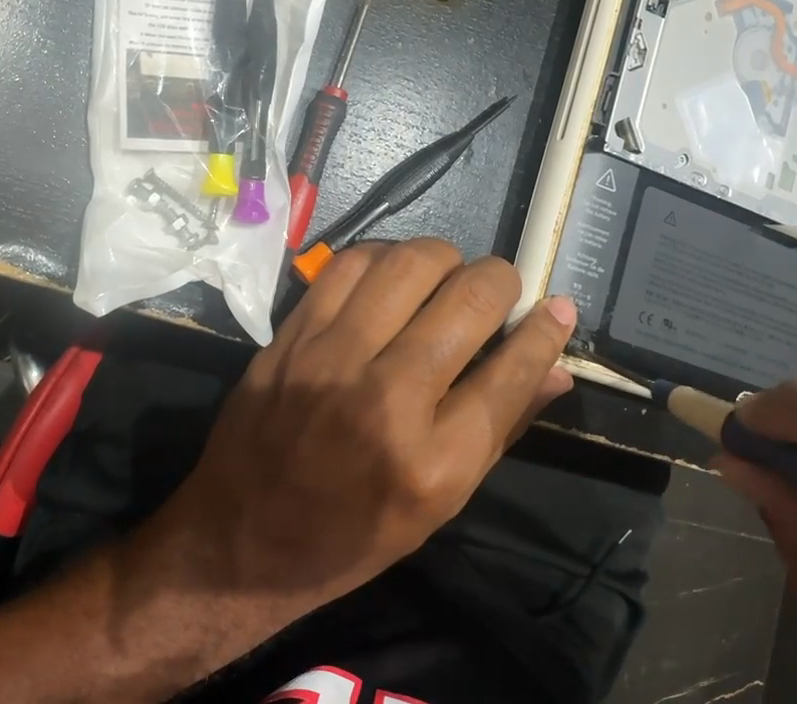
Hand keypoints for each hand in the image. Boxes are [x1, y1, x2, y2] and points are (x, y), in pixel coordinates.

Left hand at [138, 239, 575, 621]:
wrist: (241, 537)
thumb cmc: (352, 536)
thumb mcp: (439, 505)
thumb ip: (500, 427)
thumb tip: (555, 365)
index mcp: (434, 462)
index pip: (510, 370)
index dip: (543, 331)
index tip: (555, 307)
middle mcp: (385, 399)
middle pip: (465, 302)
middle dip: (500, 281)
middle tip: (499, 289)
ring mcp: (329, 359)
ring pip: (407, 265)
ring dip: (443, 258)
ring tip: (448, 277)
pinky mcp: (290, 336)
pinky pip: (347, 266)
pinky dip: (383, 258)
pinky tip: (393, 275)